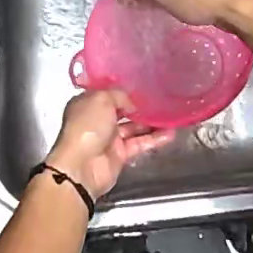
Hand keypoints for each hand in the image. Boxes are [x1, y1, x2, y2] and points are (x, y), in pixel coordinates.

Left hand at [43, 90, 176, 198]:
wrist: (81, 166)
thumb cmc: (87, 126)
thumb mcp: (101, 99)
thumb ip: (119, 96)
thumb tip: (131, 103)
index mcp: (87, 103)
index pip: (107, 94)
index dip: (123, 90)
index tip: (142, 86)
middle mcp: (97, 120)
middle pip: (122, 111)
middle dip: (140, 106)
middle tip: (161, 99)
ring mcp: (109, 138)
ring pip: (133, 127)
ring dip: (151, 122)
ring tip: (171, 115)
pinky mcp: (120, 155)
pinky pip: (139, 143)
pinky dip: (154, 139)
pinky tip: (170, 133)